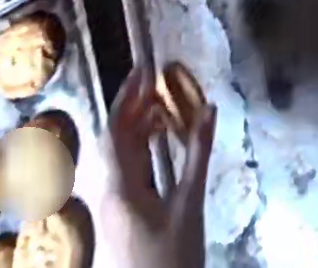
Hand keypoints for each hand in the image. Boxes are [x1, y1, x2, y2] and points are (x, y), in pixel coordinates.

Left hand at [92, 66, 214, 267]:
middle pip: (113, 139)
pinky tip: (159, 140)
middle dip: (132, 106)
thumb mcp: (189, 206)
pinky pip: (125, 169)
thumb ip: (197, 154)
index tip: (145, 68)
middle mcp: (107, 193)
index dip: (128, 96)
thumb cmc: (172, 260)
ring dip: (137, 125)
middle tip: (155, 79)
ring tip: (161, 102)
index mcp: (118, 187)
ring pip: (118, 154)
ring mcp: (112, 207)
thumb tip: (209, 107)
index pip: (115, 130)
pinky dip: (140, 146)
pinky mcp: (122, 217)